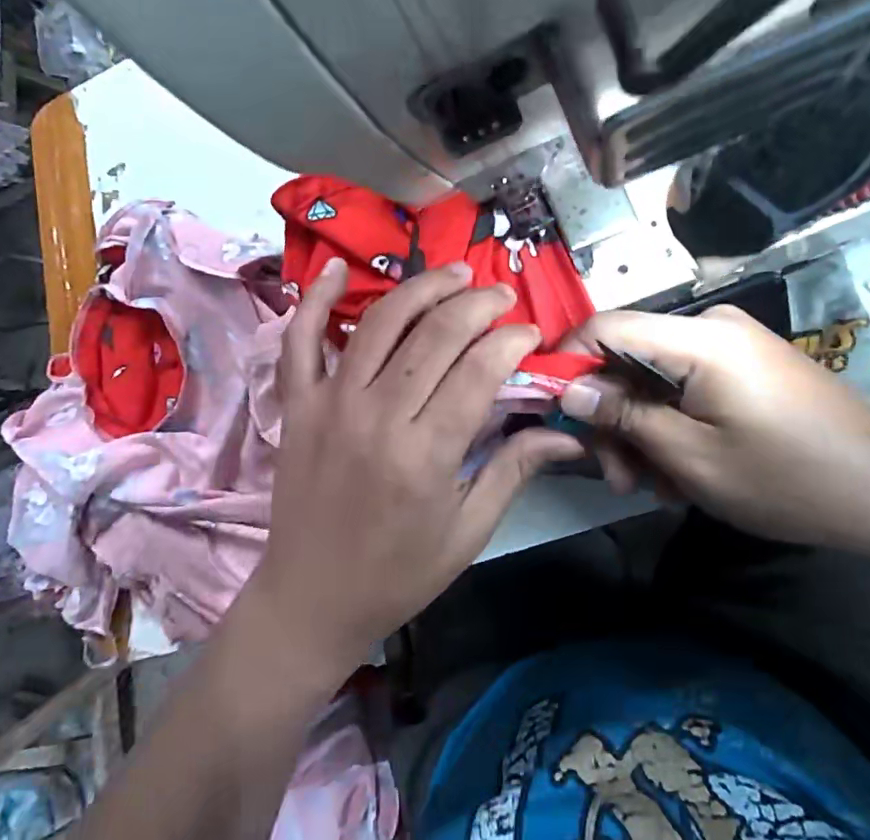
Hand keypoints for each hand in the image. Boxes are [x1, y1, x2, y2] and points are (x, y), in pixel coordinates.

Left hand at [249, 259, 584, 666]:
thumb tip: (572, 434)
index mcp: (425, 454)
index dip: (512, 342)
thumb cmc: (399, 573)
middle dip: (478, 304)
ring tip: (455, 273)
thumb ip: (515, 470)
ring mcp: (330, 405)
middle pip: (435, 335)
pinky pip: (299, 342)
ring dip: (421, 288)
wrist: (310, 600)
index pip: (479, 370)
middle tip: (502, 297)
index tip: (530, 334)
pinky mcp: (297, 406)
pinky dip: (314, 300)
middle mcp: (377, 417)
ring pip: (380, 323)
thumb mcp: (469, 531)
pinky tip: (336, 267)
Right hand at [558, 307, 869, 565]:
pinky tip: (686, 472)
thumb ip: (624, 417)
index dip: (567, 362)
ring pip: (657, 378)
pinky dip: (674, 425)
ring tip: (658, 488)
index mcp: (699, 337)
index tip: (551, 412)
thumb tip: (566, 388)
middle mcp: (713, 328)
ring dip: (644, 430)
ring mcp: (735, 347)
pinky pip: (689, 386)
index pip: (606, 324)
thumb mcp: (692, 459)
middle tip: (619, 480)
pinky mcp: (749, 368)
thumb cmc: (788, 480)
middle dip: (613, 417)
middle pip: (630, 356)